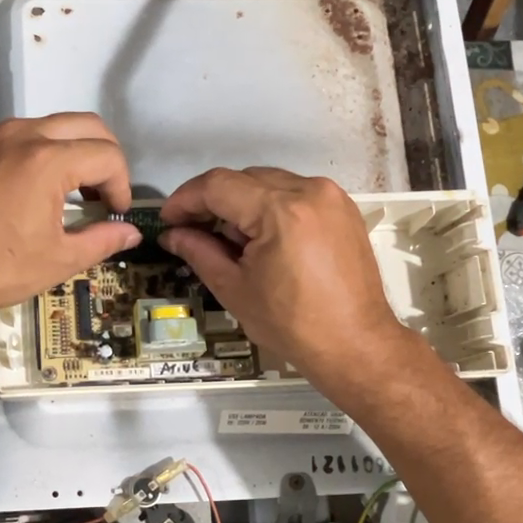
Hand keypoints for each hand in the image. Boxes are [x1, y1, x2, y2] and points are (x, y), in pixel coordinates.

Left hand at [0, 114, 141, 340]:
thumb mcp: (58, 260)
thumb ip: (102, 240)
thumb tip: (131, 232)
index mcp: (46, 161)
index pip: (107, 156)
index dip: (122, 185)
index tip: (117, 214)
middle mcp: (23, 135)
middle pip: (88, 125)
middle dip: (107, 157)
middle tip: (106, 195)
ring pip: (57, 124)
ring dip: (78, 150)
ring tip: (79, 191)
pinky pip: (29, 133)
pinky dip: (49, 150)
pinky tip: (46, 187)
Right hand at [160, 168, 429, 396]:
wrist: (355, 344)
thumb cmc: (291, 324)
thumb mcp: (235, 289)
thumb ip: (200, 251)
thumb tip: (173, 234)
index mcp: (280, 211)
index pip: (218, 185)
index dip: (186, 199)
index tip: (167, 218)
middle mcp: (309, 190)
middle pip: (243, 179)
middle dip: (212, 201)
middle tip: (190, 230)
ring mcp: (331, 196)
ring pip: (269, 183)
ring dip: (241, 203)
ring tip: (227, 239)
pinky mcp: (342, 208)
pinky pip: (295, 193)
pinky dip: (270, 207)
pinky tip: (260, 238)